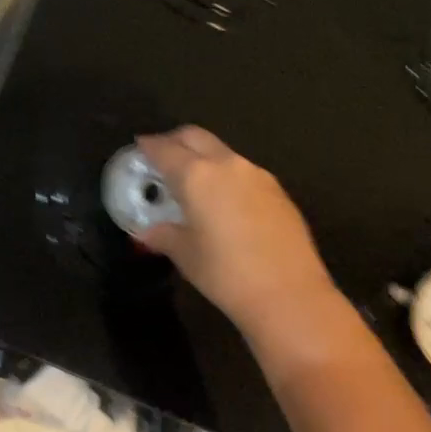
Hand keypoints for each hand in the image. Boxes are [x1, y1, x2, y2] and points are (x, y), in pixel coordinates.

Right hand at [137, 125, 333, 329]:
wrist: (290, 294)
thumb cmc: (226, 273)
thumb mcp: (185, 255)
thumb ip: (164, 235)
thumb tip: (148, 232)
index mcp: (196, 175)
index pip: (164, 149)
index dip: (148, 146)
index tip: (139, 146)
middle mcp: (227, 165)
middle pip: (195, 137)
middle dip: (175, 140)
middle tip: (162, 156)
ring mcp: (257, 175)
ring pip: (222, 152)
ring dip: (203, 157)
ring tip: (192, 182)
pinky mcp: (278, 191)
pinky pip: (243, 172)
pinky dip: (226, 176)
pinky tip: (223, 201)